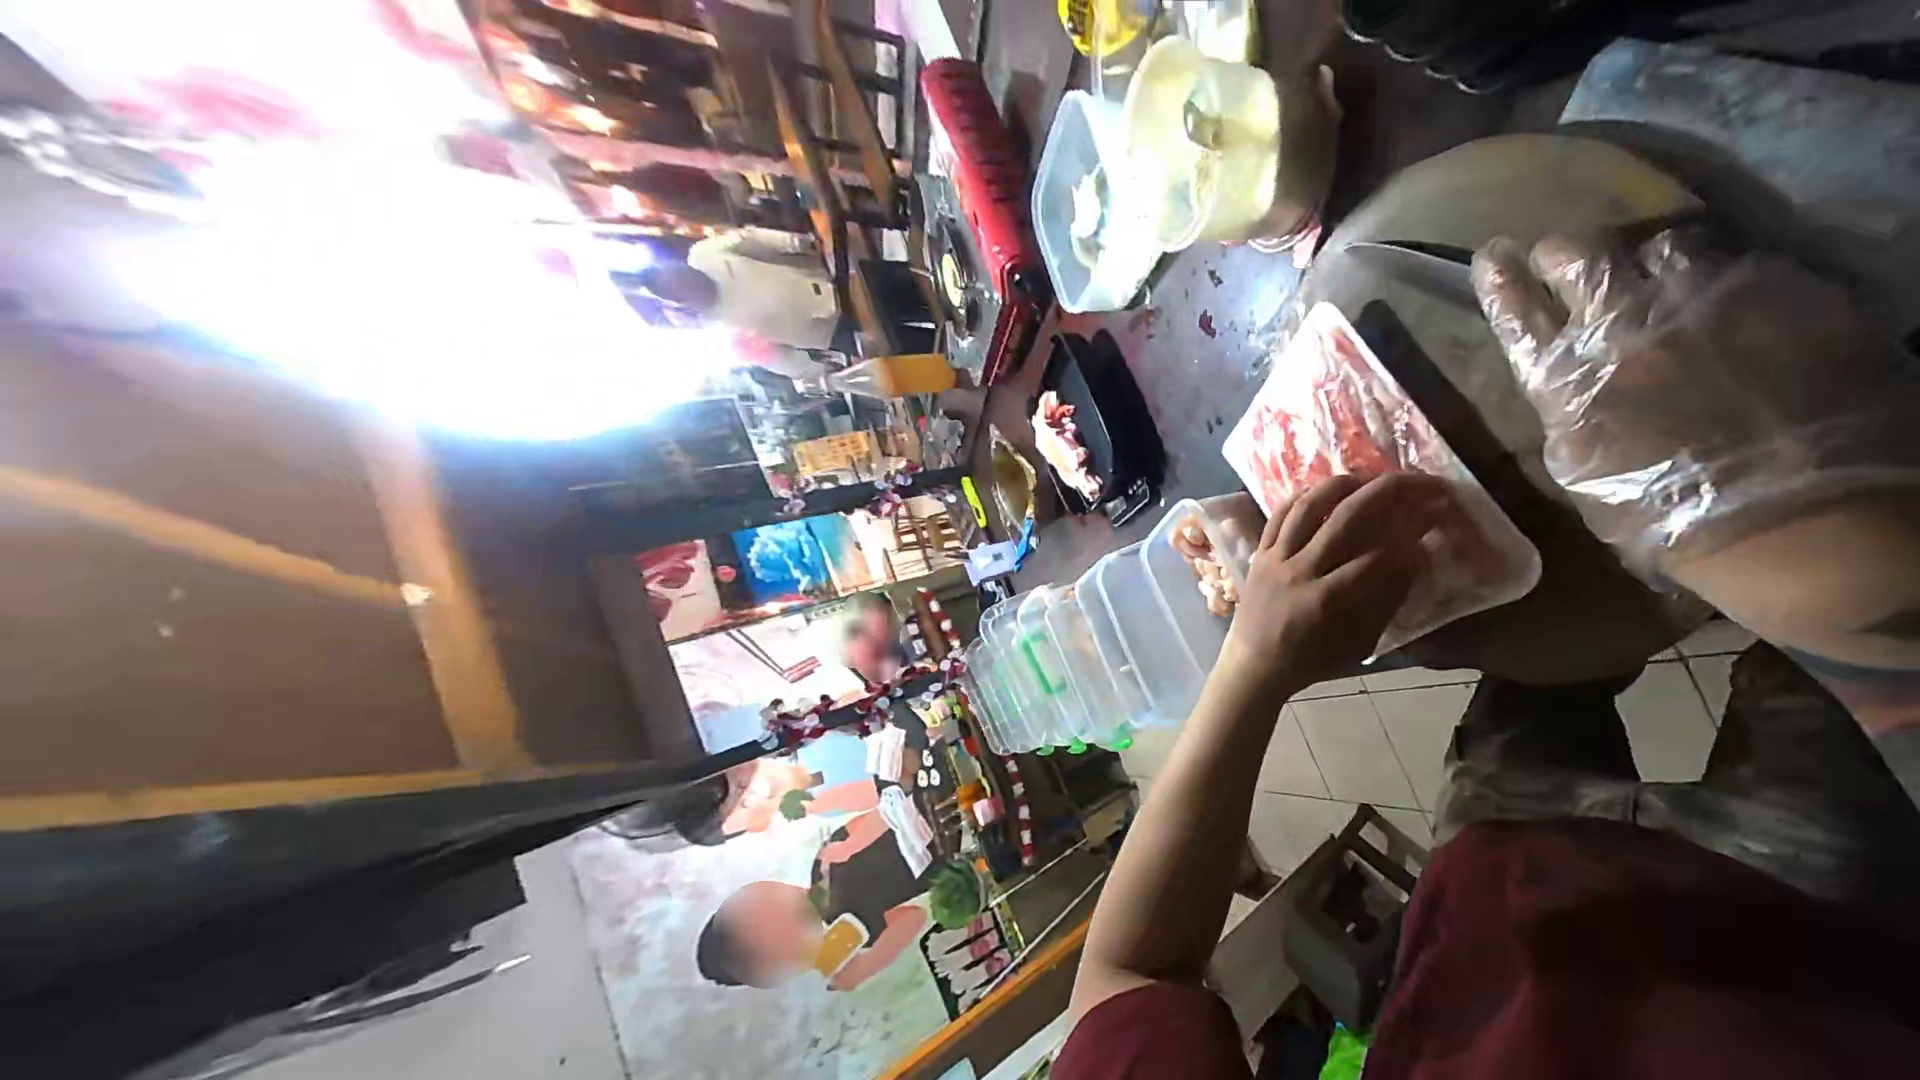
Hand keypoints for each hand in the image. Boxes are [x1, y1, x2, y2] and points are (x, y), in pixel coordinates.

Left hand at [1215, 473, 1450, 699]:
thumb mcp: (1359, 641)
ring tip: (1368, 478)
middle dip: (1389, 493)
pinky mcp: (1259, 554)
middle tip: (1421, 483)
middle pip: (1346, 519)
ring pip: (1308, 508)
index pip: (1378, 558)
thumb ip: (1387, 600)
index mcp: (1326, 600)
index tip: (1436, 521)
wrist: (1254, 663)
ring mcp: (1275, 559)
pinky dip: (1301, 498)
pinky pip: (1278, 516)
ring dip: (1341, 485)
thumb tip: (1415, 558)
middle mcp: (1299, 571)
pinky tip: (1321, 490)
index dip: (1412, 538)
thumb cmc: (1312, 659)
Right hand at [1471, 226, 1915, 566]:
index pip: (1516, 315)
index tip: (1493, 254)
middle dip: (1566, 251)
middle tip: (1565, 254)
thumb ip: (1566, 404)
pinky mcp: (1784, 298)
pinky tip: (1719, 295)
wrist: (1789, 519)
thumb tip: (1567, 373)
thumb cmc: (1656, 509)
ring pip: (1664, 244)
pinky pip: (1739, 261)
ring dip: (1647, 256)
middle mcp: (1622, 331)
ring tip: (1653, 274)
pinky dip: (1717, 272)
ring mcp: (1704, 308)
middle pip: (1582, 258)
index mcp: (1564, 379)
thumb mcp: (1577, 462)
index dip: (1500, 282)